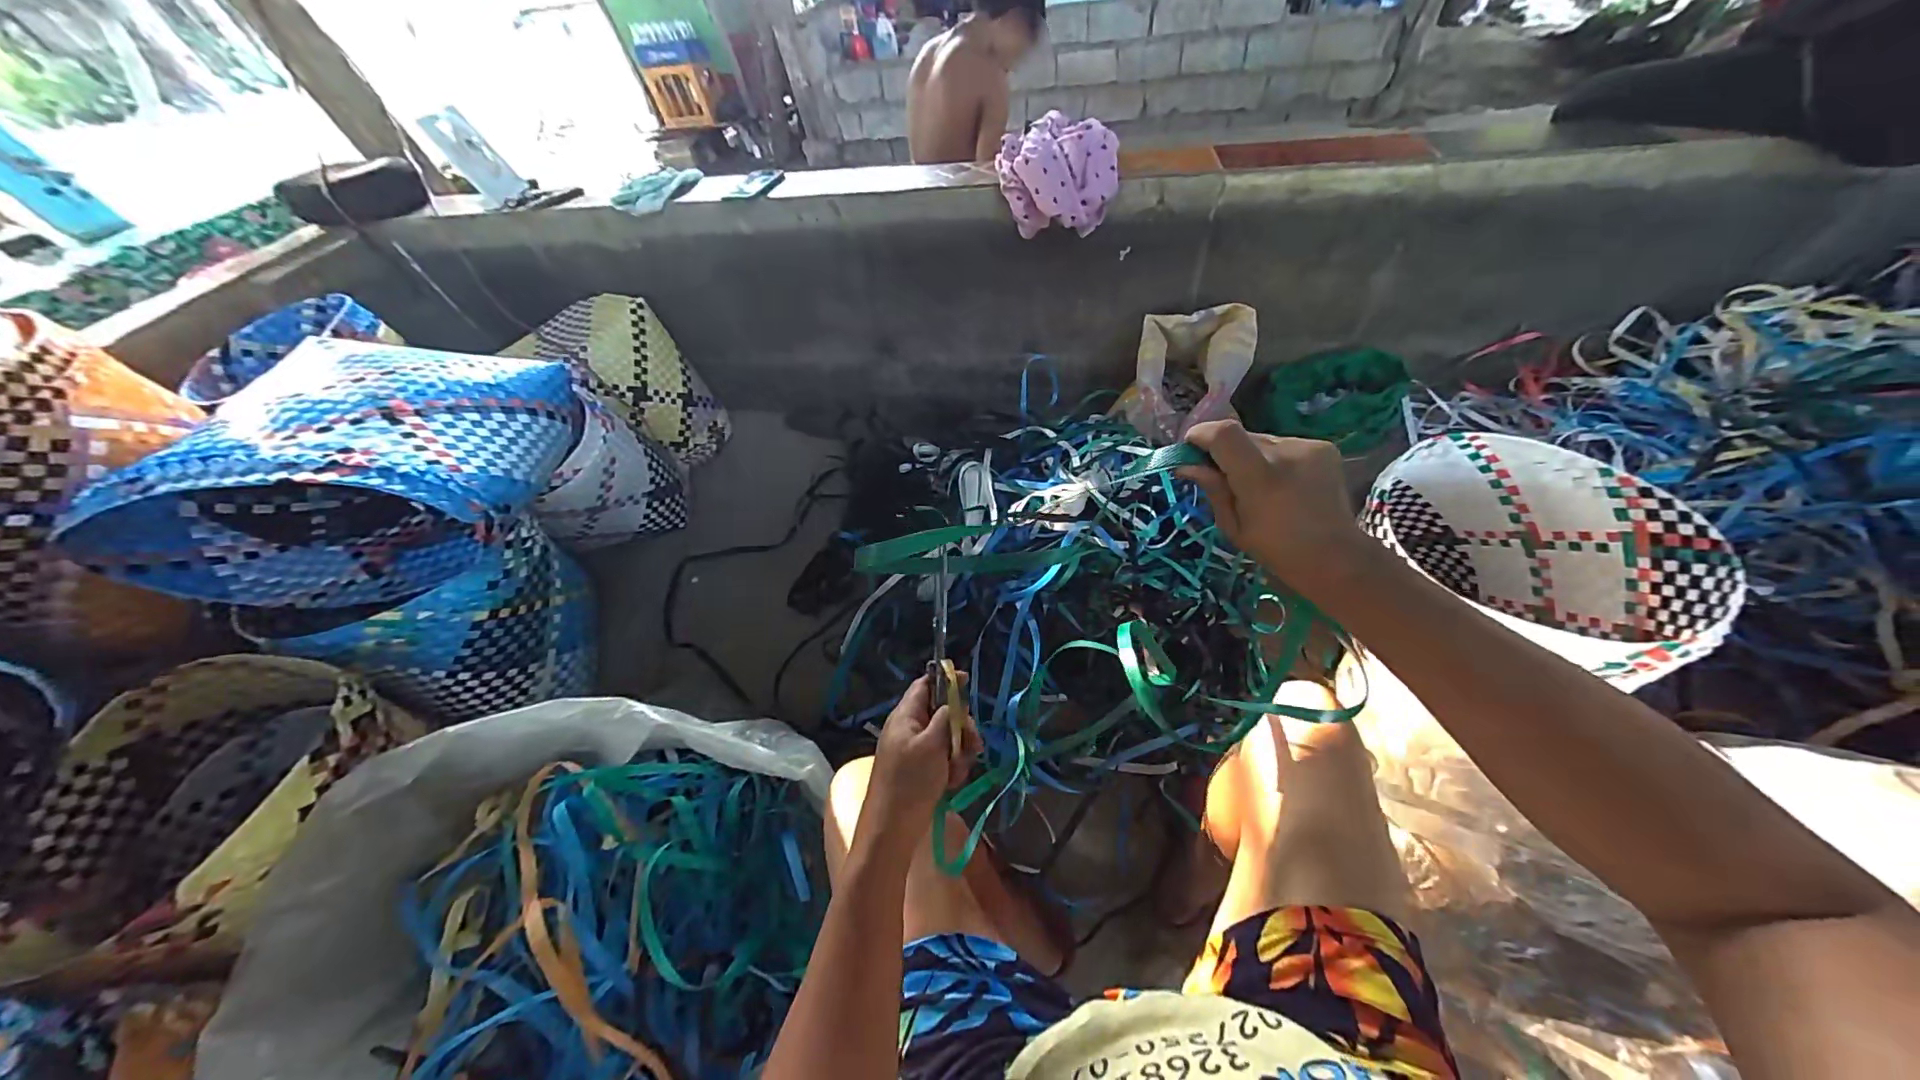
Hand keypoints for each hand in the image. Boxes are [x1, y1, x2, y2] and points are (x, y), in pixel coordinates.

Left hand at [864, 674, 981, 847]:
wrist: (893, 828)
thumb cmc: (910, 781)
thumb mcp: (931, 744)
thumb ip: (945, 717)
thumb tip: (953, 699)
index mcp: (905, 716)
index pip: (925, 685)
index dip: (945, 680)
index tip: (967, 682)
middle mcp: (909, 729)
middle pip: (942, 712)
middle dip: (960, 727)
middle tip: (972, 744)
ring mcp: (916, 750)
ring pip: (948, 738)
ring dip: (959, 752)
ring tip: (956, 771)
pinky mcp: (922, 770)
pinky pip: (944, 759)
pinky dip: (951, 768)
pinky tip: (951, 783)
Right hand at [1180, 420, 1372, 589]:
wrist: (1335, 555)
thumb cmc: (1276, 550)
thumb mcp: (1233, 526)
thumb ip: (1213, 488)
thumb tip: (1186, 465)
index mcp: (1260, 477)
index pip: (1224, 433)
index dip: (1201, 435)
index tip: (1190, 449)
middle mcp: (1286, 453)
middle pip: (1241, 435)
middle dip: (1224, 451)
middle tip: (1220, 475)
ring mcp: (1309, 447)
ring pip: (1262, 440)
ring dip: (1250, 456)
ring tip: (1257, 485)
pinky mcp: (1324, 447)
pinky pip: (1284, 445)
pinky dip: (1274, 459)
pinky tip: (1282, 483)